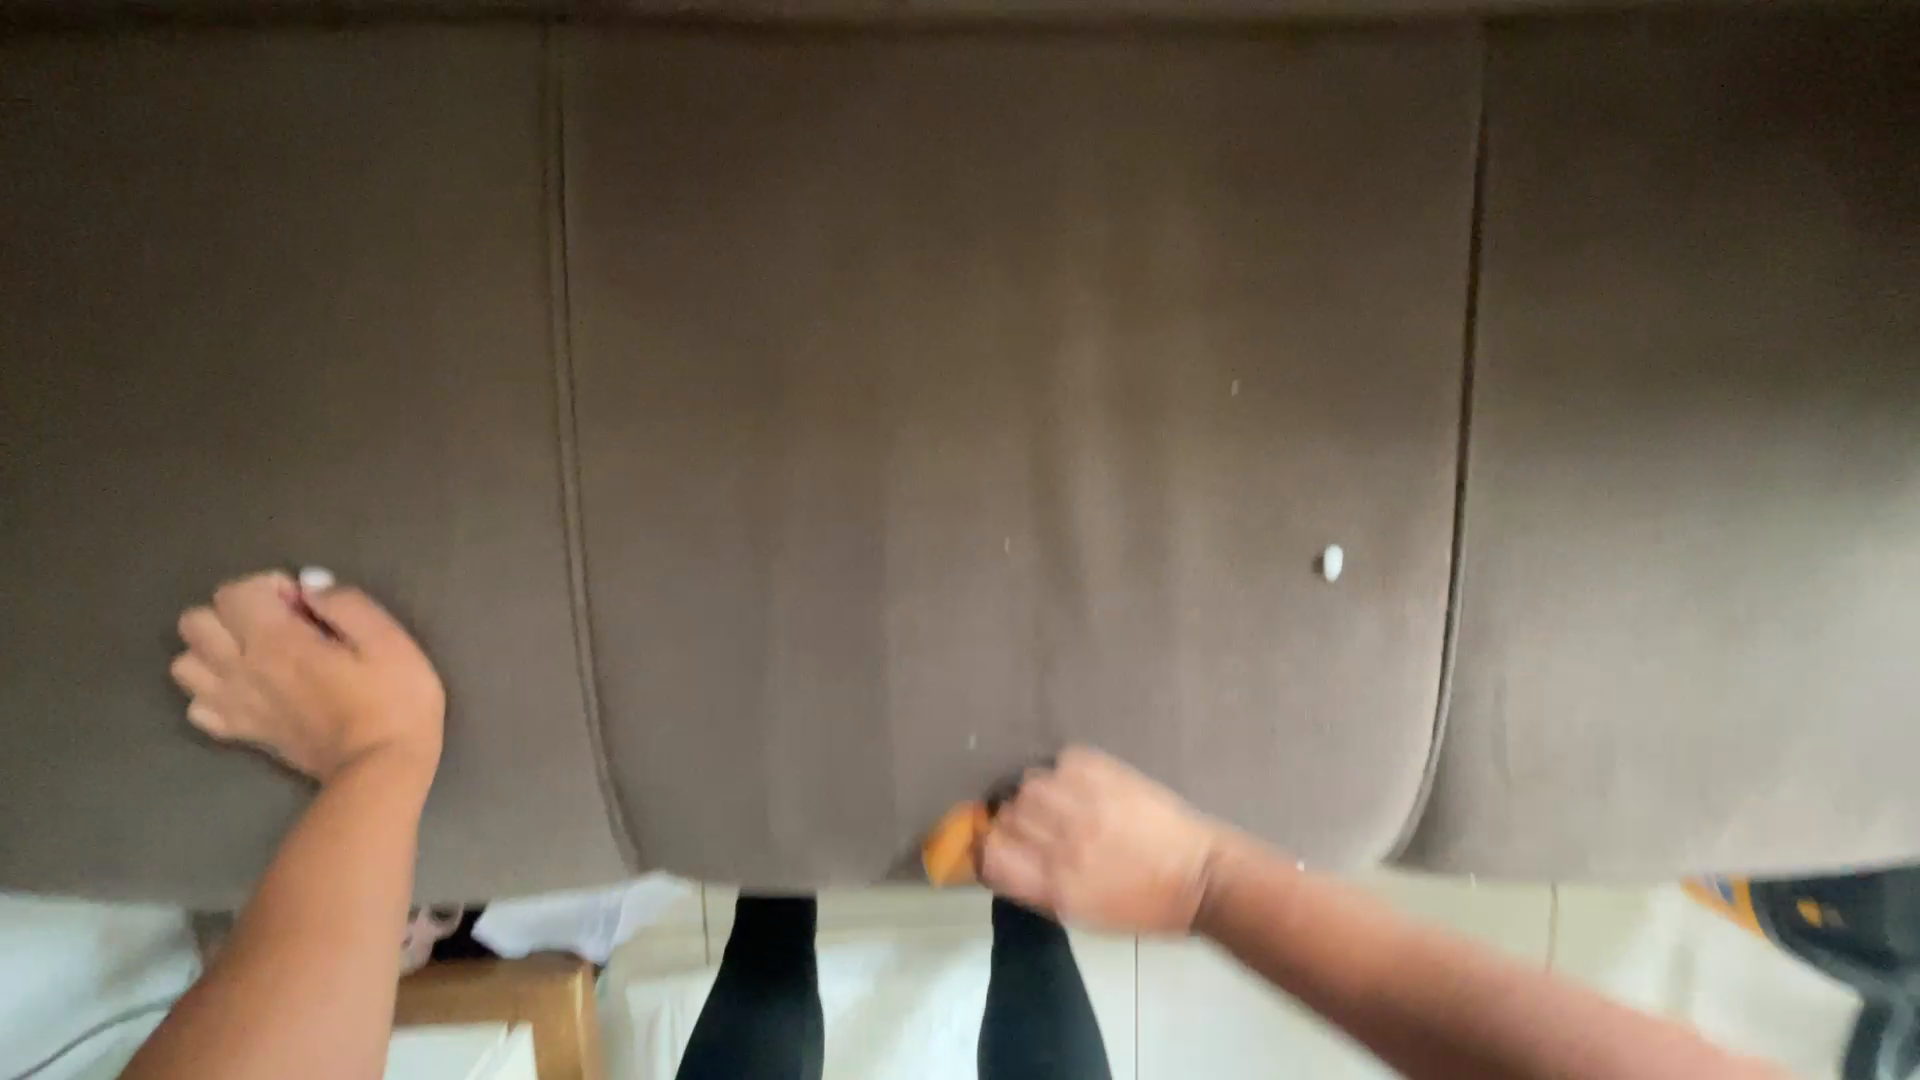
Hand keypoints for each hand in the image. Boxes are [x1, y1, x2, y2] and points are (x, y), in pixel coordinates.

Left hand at [169, 571, 445, 784]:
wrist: (382, 765)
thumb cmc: (395, 699)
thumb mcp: (391, 640)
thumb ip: (348, 605)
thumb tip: (313, 587)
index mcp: (277, 643)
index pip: (236, 592)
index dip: (273, 586)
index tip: (312, 605)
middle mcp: (239, 669)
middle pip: (196, 621)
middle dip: (237, 612)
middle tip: (287, 625)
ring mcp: (232, 704)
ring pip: (186, 661)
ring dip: (218, 648)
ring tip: (265, 654)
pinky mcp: (238, 731)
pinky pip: (196, 702)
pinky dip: (215, 688)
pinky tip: (253, 689)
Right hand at [979, 746, 1224, 934]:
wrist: (1200, 877)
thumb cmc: (1142, 907)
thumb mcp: (1082, 914)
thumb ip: (1037, 886)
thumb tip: (1003, 858)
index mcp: (1055, 885)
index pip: (991, 854)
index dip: (987, 848)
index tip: (998, 845)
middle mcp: (1063, 841)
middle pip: (1006, 816)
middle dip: (1012, 820)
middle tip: (1035, 824)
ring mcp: (1083, 802)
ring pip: (1028, 783)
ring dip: (1036, 793)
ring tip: (1058, 800)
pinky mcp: (1103, 772)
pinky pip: (1061, 760)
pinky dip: (1064, 771)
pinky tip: (1079, 784)